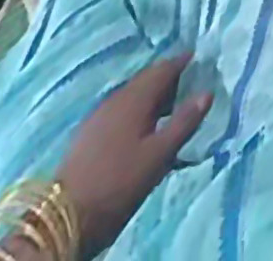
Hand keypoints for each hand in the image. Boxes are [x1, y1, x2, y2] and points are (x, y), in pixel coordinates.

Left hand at [54, 55, 211, 251]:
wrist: (65, 215)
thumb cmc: (120, 181)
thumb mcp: (159, 154)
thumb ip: (184, 122)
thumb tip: (207, 92)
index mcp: (135, 99)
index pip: (162, 70)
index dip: (180, 62)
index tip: (196, 56)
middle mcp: (116, 99)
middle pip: (145, 79)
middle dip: (167, 77)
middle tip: (188, 81)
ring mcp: (99, 116)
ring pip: (132, 94)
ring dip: (152, 94)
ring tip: (170, 105)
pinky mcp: (90, 133)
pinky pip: (121, 109)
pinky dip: (138, 108)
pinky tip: (143, 126)